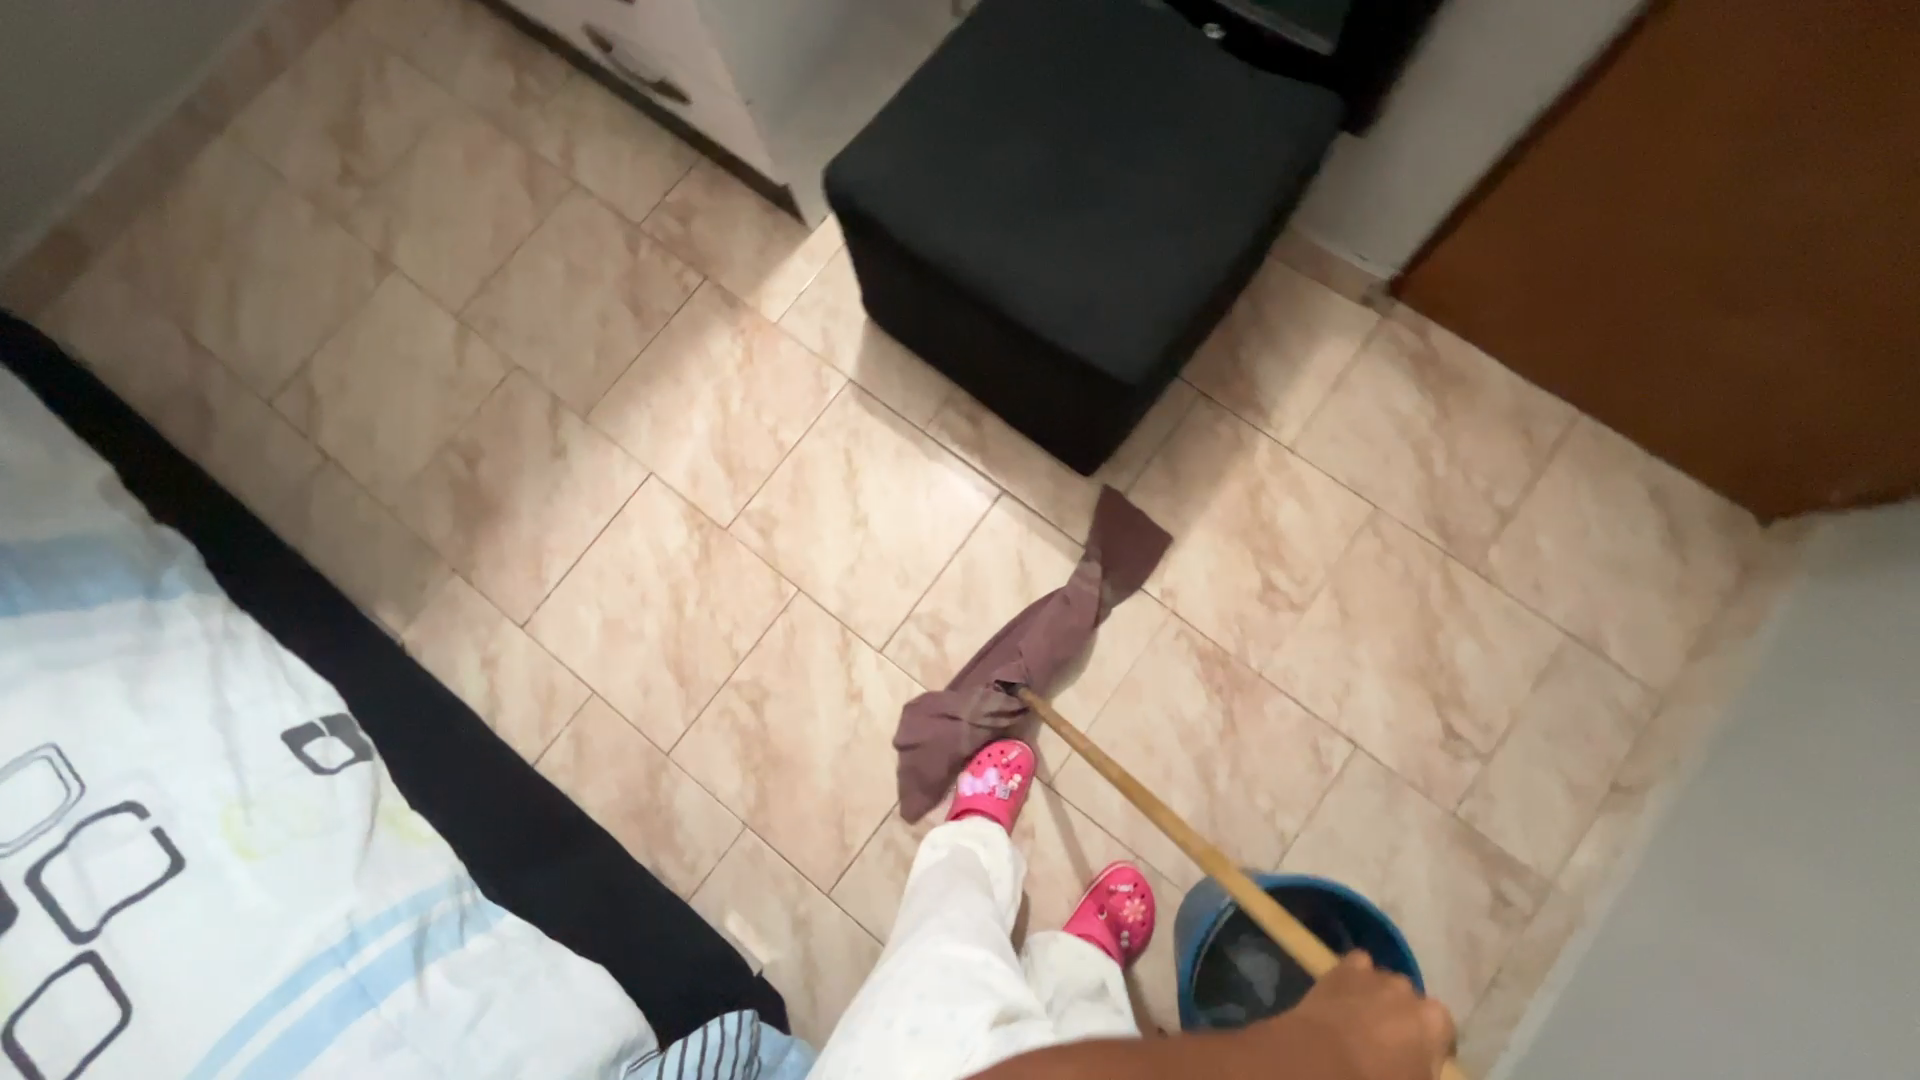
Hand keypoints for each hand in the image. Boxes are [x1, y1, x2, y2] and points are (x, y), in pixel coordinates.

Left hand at [1251, 952, 1455, 1079]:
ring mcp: (1374, 975)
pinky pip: (1359, 964)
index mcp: (1434, 1020)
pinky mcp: (1344, 968)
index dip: (1436, 1045)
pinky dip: (1358, 976)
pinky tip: (1350, 993)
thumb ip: (1427, 1069)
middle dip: (1406, 1018)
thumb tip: (1418, 1062)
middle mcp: (1407, 990)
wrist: (1324, 1058)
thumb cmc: (1377, 1079)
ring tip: (1367, 1019)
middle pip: (1413, 1002)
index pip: (1445, 1028)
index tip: (1423, 1060)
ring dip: (1382, 997)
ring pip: (1386, 983)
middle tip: (1392, 1043)